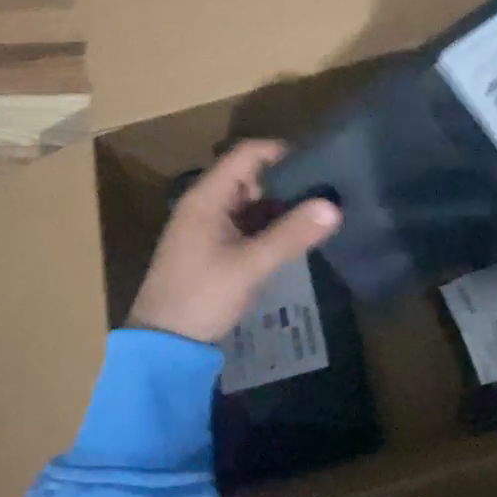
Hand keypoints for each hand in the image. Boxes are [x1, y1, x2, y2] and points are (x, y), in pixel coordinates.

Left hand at [126, 140, 342, 344]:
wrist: (163, 345)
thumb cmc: (202, 296)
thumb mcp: (250, 265)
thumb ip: (291, 235)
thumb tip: (333, 206)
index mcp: (207, 197)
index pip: (247, 153)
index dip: (281, 151)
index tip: (318, 161)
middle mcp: (205, 204)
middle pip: (250, 176)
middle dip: (286, 181)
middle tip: (325, 189)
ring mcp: (207, 226)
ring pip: (250, 202)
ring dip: (280, 205)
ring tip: (319, 211)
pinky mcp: (212, 248)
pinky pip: (246, 223)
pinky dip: (269, 225)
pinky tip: (295, 236)